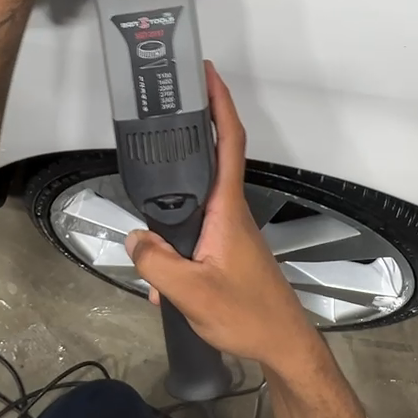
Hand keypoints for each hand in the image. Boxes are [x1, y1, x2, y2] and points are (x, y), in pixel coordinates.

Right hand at [125, 64, 323, 375]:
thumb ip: (157, 262)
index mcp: (227, 208)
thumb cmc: (246, 314)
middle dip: (192, 127)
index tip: (206, 74)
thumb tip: (134, 237)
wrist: (283, 344)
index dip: (219, 103)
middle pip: (211, 157)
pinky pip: (195, 230)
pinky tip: (156, 274)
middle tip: (163, 108)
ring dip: (174, 193)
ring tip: (146, 189)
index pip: (229, 142)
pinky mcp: (226, 249)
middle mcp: (230, 210)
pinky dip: (174, 236)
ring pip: (196, 200)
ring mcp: (229, 229)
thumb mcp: (191, 292)